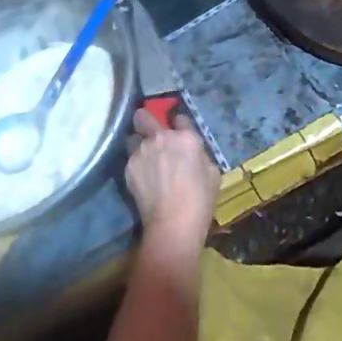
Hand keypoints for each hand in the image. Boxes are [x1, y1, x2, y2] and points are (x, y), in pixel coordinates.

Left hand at [125, 109, 218, 248]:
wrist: (172, 224)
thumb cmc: (200, 200)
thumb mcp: (212, 173)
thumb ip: (200, 155)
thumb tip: (191, 153)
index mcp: (186, 138)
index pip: (179, 118)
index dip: (180, 126)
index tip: (180, 133)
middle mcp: (160, 138)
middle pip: (143, 116)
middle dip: (145, 121)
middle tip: (150, 132)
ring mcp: (141, 151)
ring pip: (133, 138)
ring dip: (139, 144)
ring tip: (146, 159)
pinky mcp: (128, 167)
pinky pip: (130, 158)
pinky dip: (136, 164)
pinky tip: (143, 178)